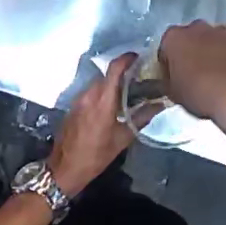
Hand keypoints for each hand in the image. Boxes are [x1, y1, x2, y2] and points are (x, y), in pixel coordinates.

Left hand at [46, 54, 141, 196]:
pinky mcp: (73, 105)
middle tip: (139, 79)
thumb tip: (160, 105)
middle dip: (123, 74)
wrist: (65, 167)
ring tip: (129, 93)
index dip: (126, 59)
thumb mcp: (122, 138)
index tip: (138, 57)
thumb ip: (141, 118)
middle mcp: (89, 94)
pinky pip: (90, 92)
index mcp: (102, 100)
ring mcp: (79, 99)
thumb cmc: (96, 155)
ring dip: (112, 84)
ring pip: (99, 83)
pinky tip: (112, 104)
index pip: (114, 69)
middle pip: (107, 75)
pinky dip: (102, 93)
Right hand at [159, 21, 225, 141]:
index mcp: (174, 38)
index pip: (166, 48)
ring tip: (216, 74)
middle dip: (191, 51)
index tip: (173, 77)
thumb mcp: (173, 93)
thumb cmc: (198, 94)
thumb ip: (168, 80)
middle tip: (194, 73)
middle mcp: (197, 28)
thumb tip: (172, 79)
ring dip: (211, 51)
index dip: (168, 63)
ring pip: (212, 39)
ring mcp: (222, 32)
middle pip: (190, 38)